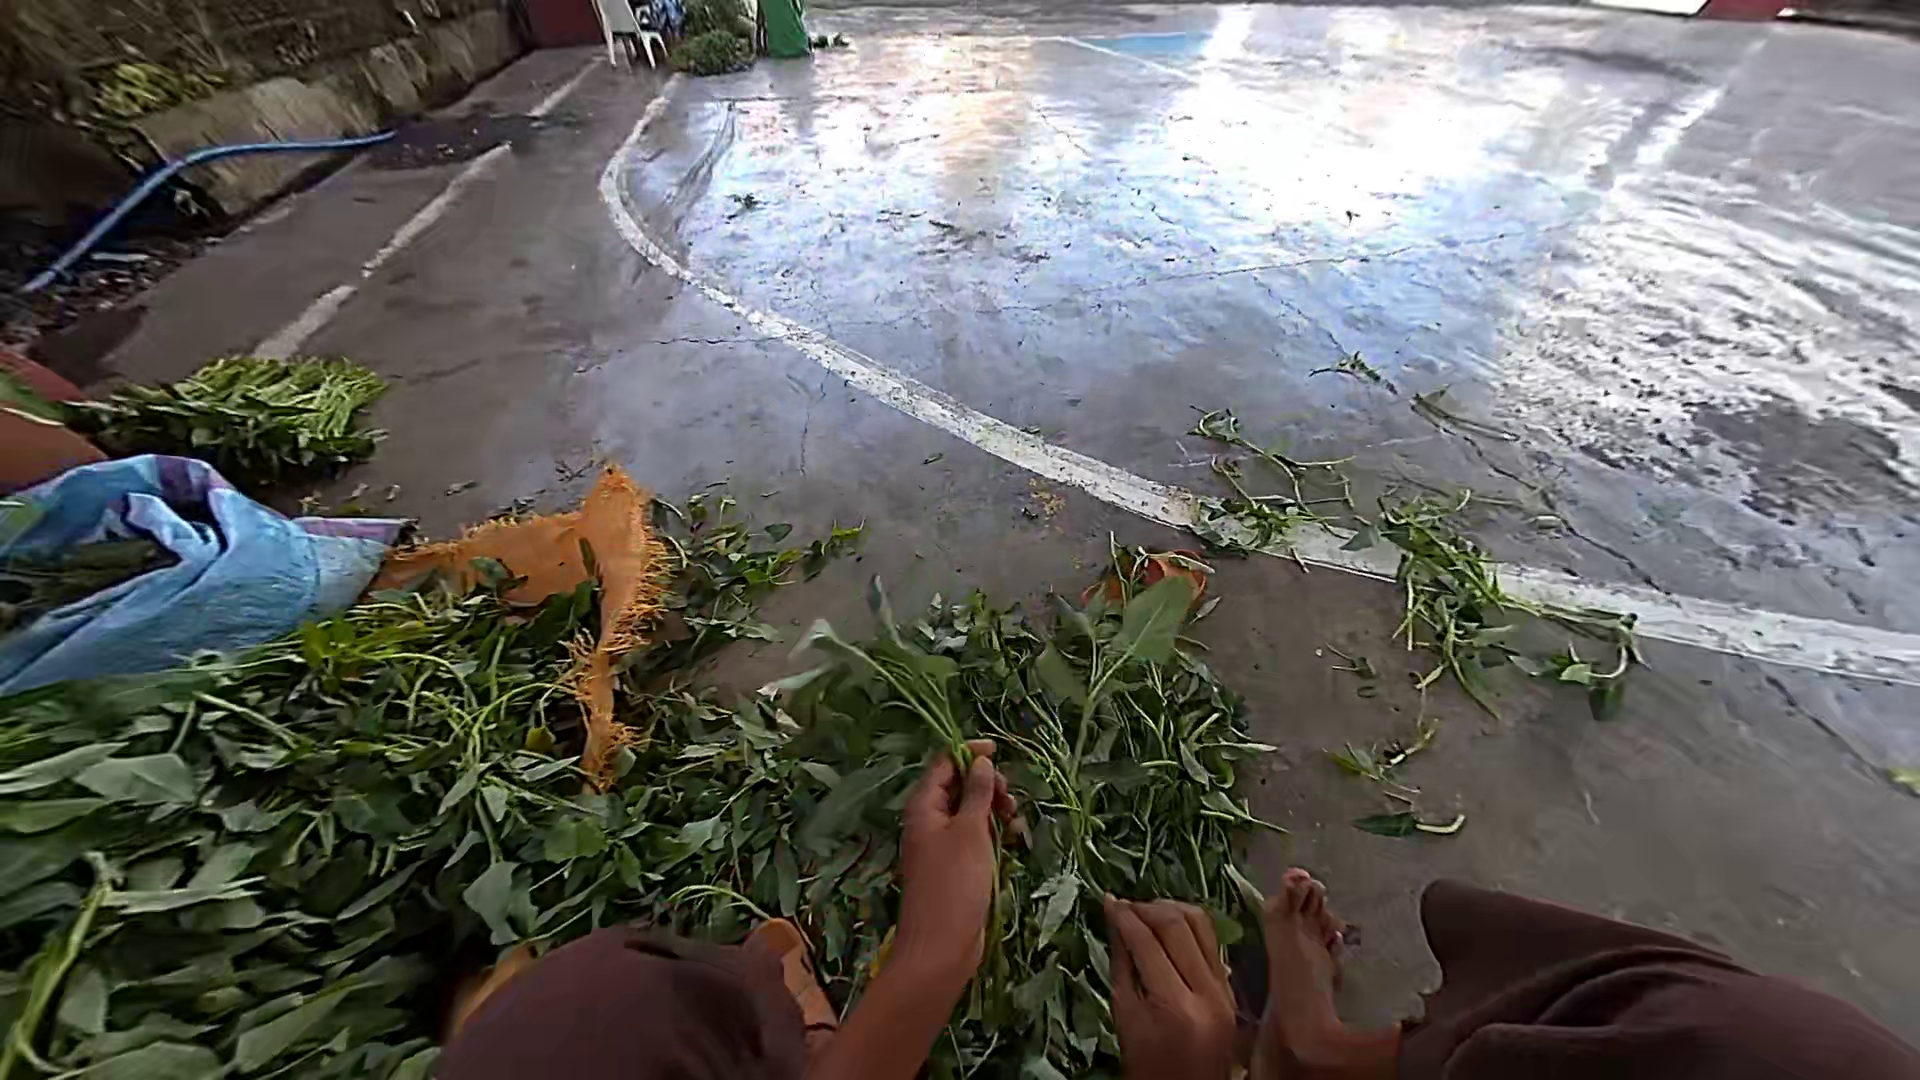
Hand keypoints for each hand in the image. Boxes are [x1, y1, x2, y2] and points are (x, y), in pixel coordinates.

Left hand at [896, 739, 1014, 983]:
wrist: (940, 949)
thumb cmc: (954, 883)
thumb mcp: (971, 831)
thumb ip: (977, 792)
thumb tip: (981, 760)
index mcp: (924, 804)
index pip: (944, 762)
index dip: (969, 752)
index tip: (997, 750)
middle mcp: (929, 818)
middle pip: (958, 784)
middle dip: (986, 784)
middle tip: (1008, 797)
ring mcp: (941, 842)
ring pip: (969, 810)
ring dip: (993, 808)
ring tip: (1014, 820)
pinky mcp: (954, 864)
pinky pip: (973, 835)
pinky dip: (991, 831)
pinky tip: (1011, 837)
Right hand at [1105, 897, 1236, 1079]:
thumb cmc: (1146, 1063)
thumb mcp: (1123, 1011)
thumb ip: (1121, 956)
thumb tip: (1111, 907)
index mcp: (1176, 1006)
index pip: (1146, 941)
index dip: (1124, 915)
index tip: (1108, 901)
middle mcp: (1208, 994)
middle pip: (1175, 924)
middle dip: (1145, 908)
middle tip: (1124, 906)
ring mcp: (1225, 991)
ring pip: (1199, 922)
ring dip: (1168, 909)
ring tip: (1145, 913)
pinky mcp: (1230, 989)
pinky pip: (1210, 939)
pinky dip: (1186, 924)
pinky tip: (1166, 927)